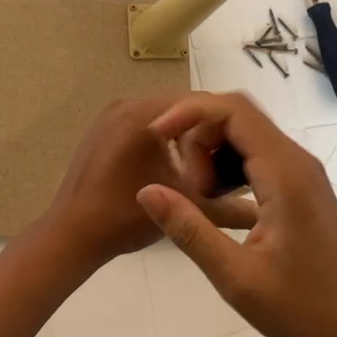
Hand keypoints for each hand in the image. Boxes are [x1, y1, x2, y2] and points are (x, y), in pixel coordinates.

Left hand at [28, 95, 256, 272]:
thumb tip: (264, 212)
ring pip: (161, 116)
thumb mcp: (185, 210)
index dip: (228, 124)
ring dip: (184, 134)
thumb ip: (229, 209)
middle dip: (207, 130)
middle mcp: (128, 103)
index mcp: (147, 113)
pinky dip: (161, 139)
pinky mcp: (101, 130)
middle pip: (181, 107)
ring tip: (206, 165)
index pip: (201, 103)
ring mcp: (110, 115)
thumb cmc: (125, 217)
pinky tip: (174, 167)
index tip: (247, 147)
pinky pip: (142, 123)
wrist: (72, 234)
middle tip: (230, 158)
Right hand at [135, 92, 336, 336]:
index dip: (190, 113)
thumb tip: (146, 190)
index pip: (233, 111)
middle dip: (198, 134)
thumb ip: (188, 229)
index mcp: (285, 174)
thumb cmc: (300, 308)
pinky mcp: (302, 188)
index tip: (157, 136)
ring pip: (248, 135)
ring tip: (195, 194)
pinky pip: (259, 155)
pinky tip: (215, 200)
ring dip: (213, 151)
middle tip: (182, 181)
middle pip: (239, 116)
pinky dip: (229, 164)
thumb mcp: (234, 275)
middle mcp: (298, 162)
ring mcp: (304, 174)